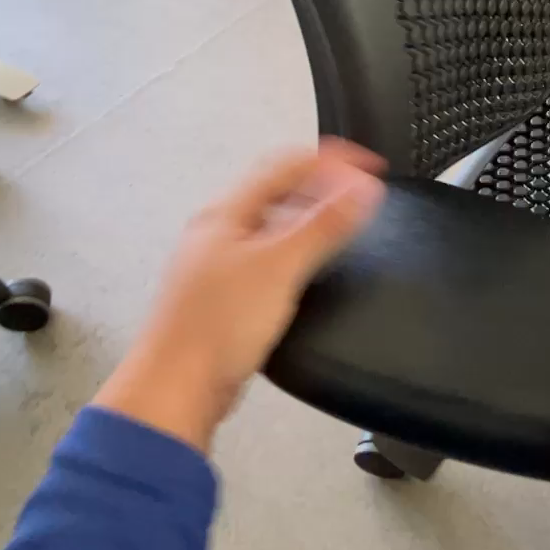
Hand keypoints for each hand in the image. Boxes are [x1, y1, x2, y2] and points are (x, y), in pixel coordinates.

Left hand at [93, 139, 386, 450]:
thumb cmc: (218, 327)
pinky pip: (272, 252)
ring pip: (275, 221)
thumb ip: (324, 225)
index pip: (287, 164)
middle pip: (279, 188)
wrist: (178, 389)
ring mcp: (222, 261)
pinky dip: (301, 244)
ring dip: (313, 212)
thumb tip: (364, 188)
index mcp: (227, 213)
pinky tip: (314, 262)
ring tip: (346, 219)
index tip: (372, 167)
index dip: (334, 160)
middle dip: (324, 182)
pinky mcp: (229, 292)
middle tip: (362, 191)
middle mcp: (221, 230)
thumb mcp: (280, 267)